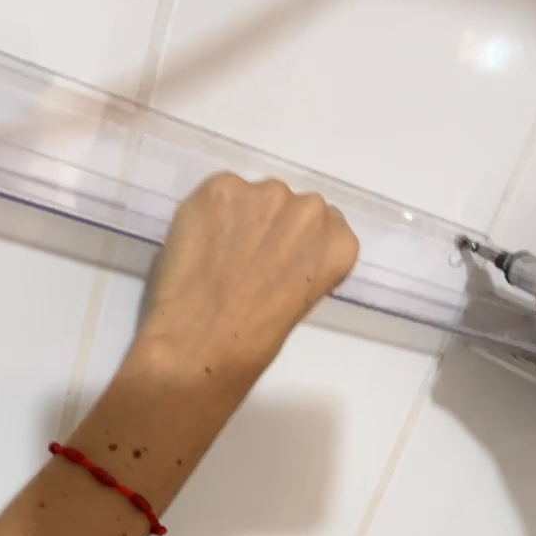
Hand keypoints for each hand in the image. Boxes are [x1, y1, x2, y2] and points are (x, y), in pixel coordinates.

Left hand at [133, 173, 359, 383]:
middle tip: (246, 264)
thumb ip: (298, 271)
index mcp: (339, 246)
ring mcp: (265, 193)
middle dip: (272, 229)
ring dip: (241, 218)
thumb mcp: (296, 310)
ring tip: (217, 259)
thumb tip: (274, 257)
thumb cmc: (251, 348)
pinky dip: (209, 216)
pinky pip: (219, 195)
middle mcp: (310, 210)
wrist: (196, 347)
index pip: (327, 228)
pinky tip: (197, 248)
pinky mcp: (220, 187)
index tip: (279, 267)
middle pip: (292, 208)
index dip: (298, 247)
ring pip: (255, 197)